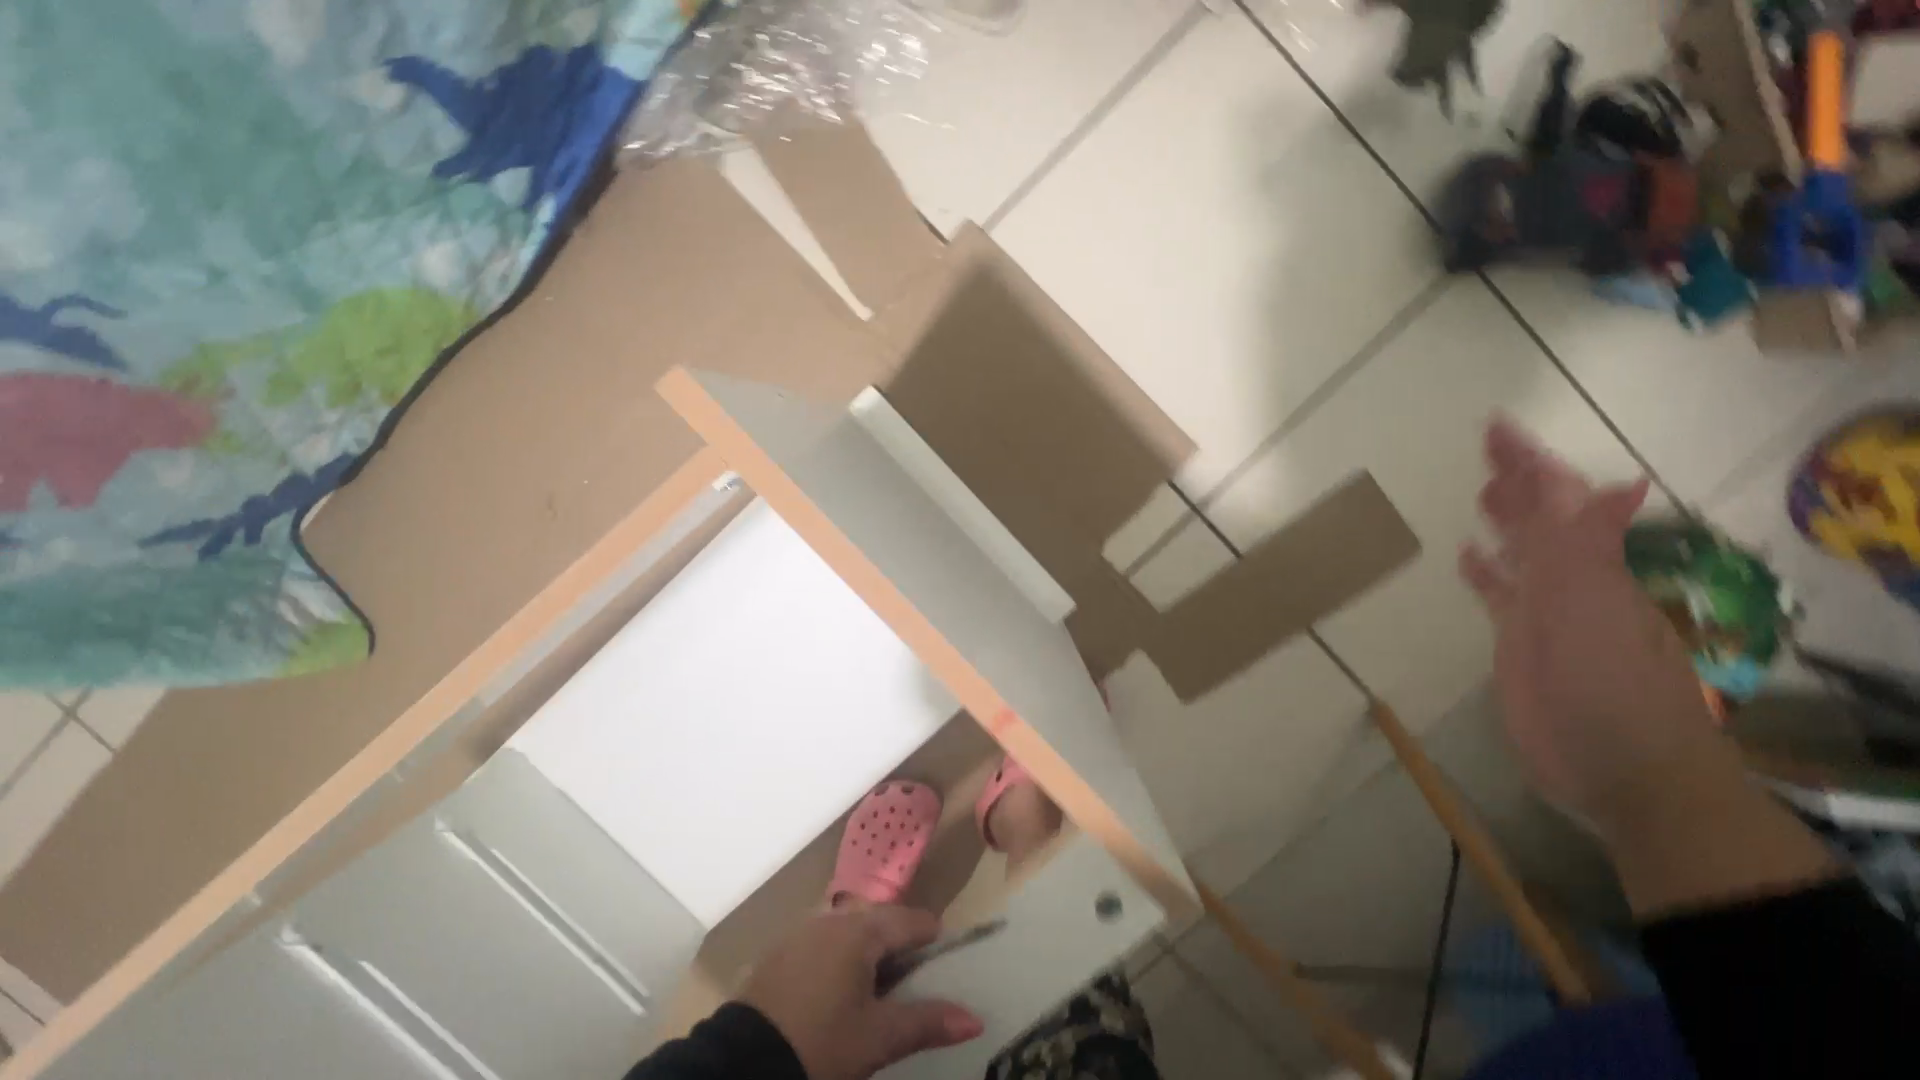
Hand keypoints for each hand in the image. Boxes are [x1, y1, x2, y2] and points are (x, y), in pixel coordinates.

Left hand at [740, 906, 983, 1079]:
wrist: (741, 1067)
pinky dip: (839, 960)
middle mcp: (828, 919)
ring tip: (880, 990)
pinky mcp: (776, 955)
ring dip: (867, 952)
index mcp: (858, 930)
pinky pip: (821, 945)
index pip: (910, 920)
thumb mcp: (877, 1038)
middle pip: (877, 921)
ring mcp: (798, 934)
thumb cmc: (820, 1045)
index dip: (933, 938)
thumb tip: (974, 1019)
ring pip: (847, 932)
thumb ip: (927, 1022)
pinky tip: (839, 994)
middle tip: (916, 980)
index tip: (948, 960)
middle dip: (899, 945)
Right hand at [1458, 419, 1717, 834]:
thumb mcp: (1590, 612)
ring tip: (1480, 492)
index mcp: (1587, 565)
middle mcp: (1569, 580)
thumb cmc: (1605, 690)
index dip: (1529, 460)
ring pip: (1522, 551)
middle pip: (1541, 518)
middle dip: (1518, 481)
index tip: (1495, 426)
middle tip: (1485, 450)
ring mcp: (1545, 612)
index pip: (1557, 496)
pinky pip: (1500, 593)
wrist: (1621, 770)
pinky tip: (1468, 557)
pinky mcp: (1521, 643)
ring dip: (1505, 520)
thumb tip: (1607, 482)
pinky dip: (1485, 571)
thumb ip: (1583, 549)